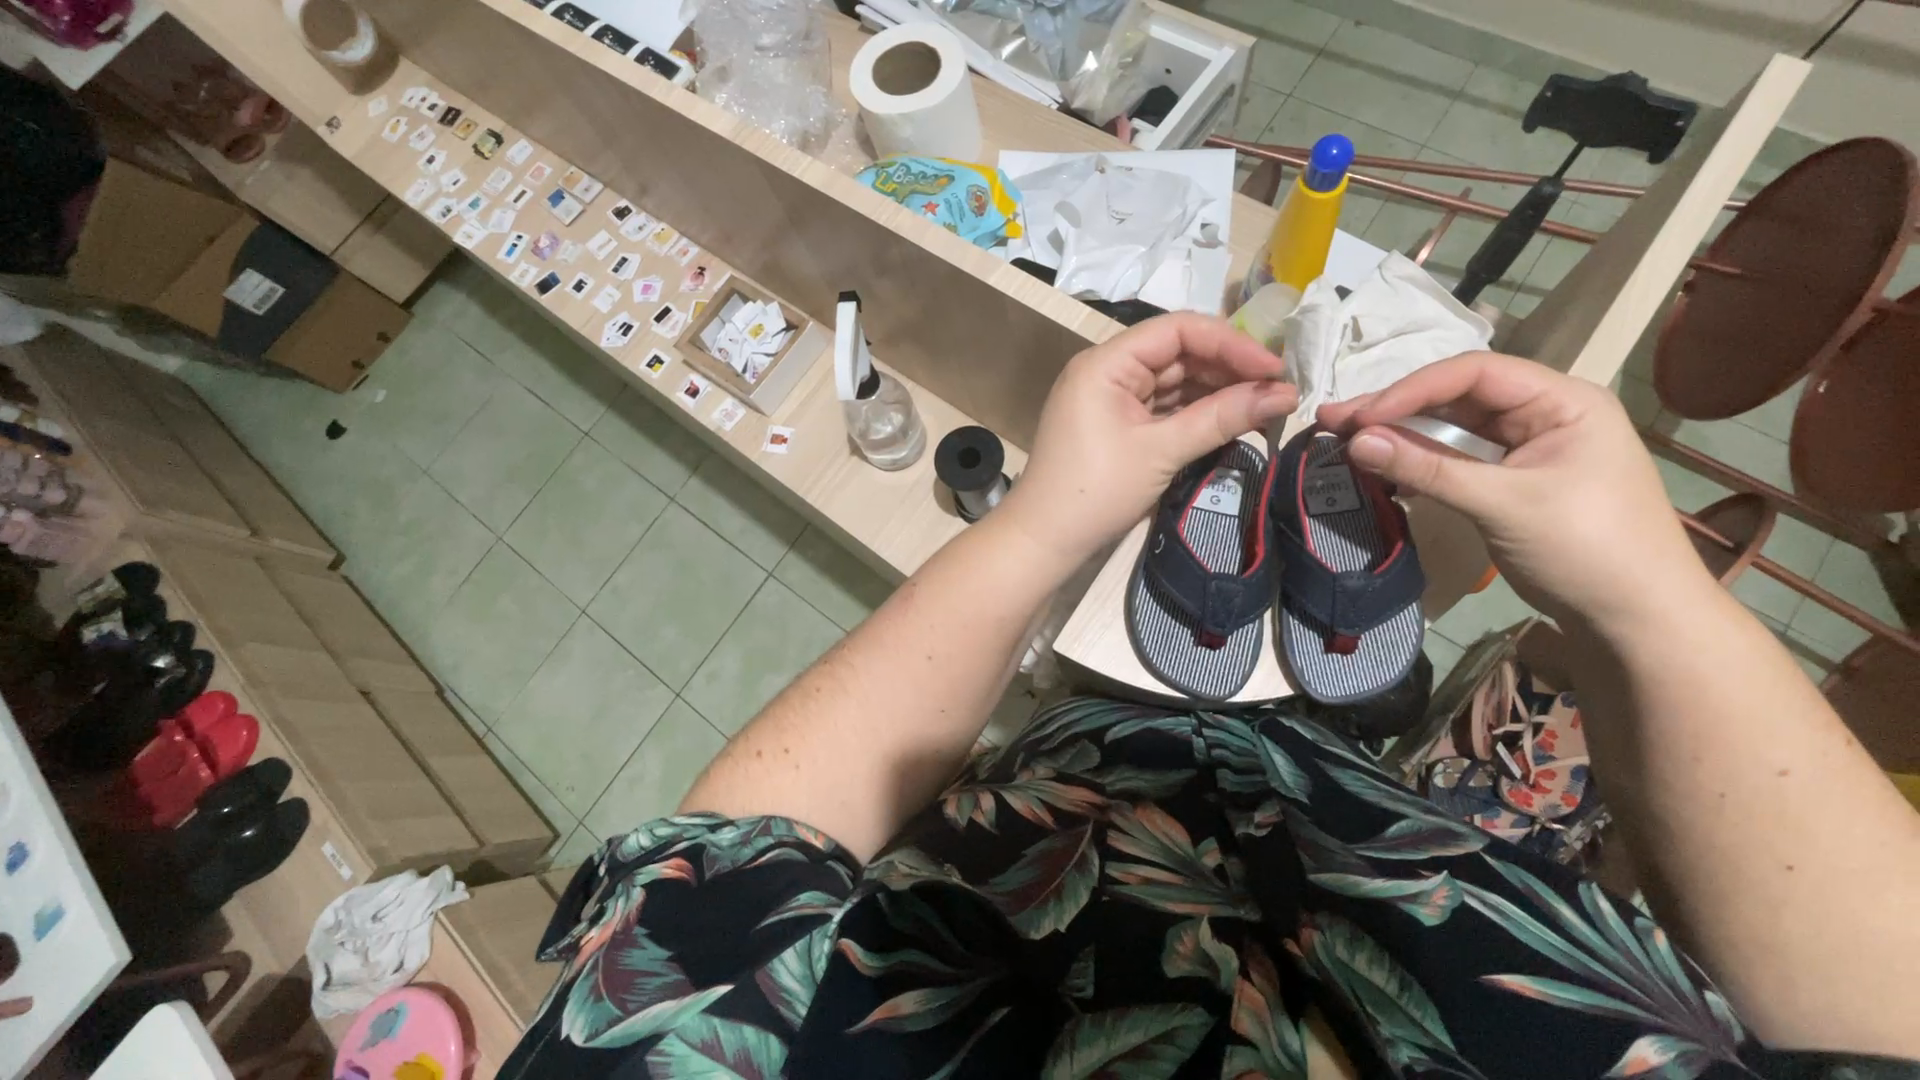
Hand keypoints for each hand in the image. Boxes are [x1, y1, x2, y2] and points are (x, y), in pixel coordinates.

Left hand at [999, 314, 1297, 568]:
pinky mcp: (1117, 425)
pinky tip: (1233, 420)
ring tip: (1267, 406)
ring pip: (1174, 381)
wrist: (1044, 540)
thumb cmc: (1096, 492)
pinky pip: (1164, 407)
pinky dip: (1197, 413)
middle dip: (1229, 368)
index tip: (1274, 367)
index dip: (1230, 342)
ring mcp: (1111, 398)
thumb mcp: (1161, 451)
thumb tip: (1286, 394)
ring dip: (1218, 391)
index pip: (1177, 330)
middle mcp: (1108, 370)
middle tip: (1279, 390)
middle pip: (1178, 353)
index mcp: (1106, 363)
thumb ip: (1222, 417)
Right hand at [1316, 352, 1706, 631]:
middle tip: (1333, 421)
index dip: (1411, 388)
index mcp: (1561, 400)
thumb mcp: (1503, 503)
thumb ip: (1428, 468)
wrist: (1635, 619)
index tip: (1359, 416)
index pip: (1473, 373)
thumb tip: (1354, 441)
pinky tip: (1380, 469)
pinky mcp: (1509, 483)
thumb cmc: (1586, 548)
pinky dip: (1417, 464)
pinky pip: (1454, 461)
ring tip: (1344, 442)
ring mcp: (1524, 450)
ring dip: (1399, 436)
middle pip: (1456, 397)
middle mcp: (1542, 414)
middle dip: (1394, 409)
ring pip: (1450, 430)